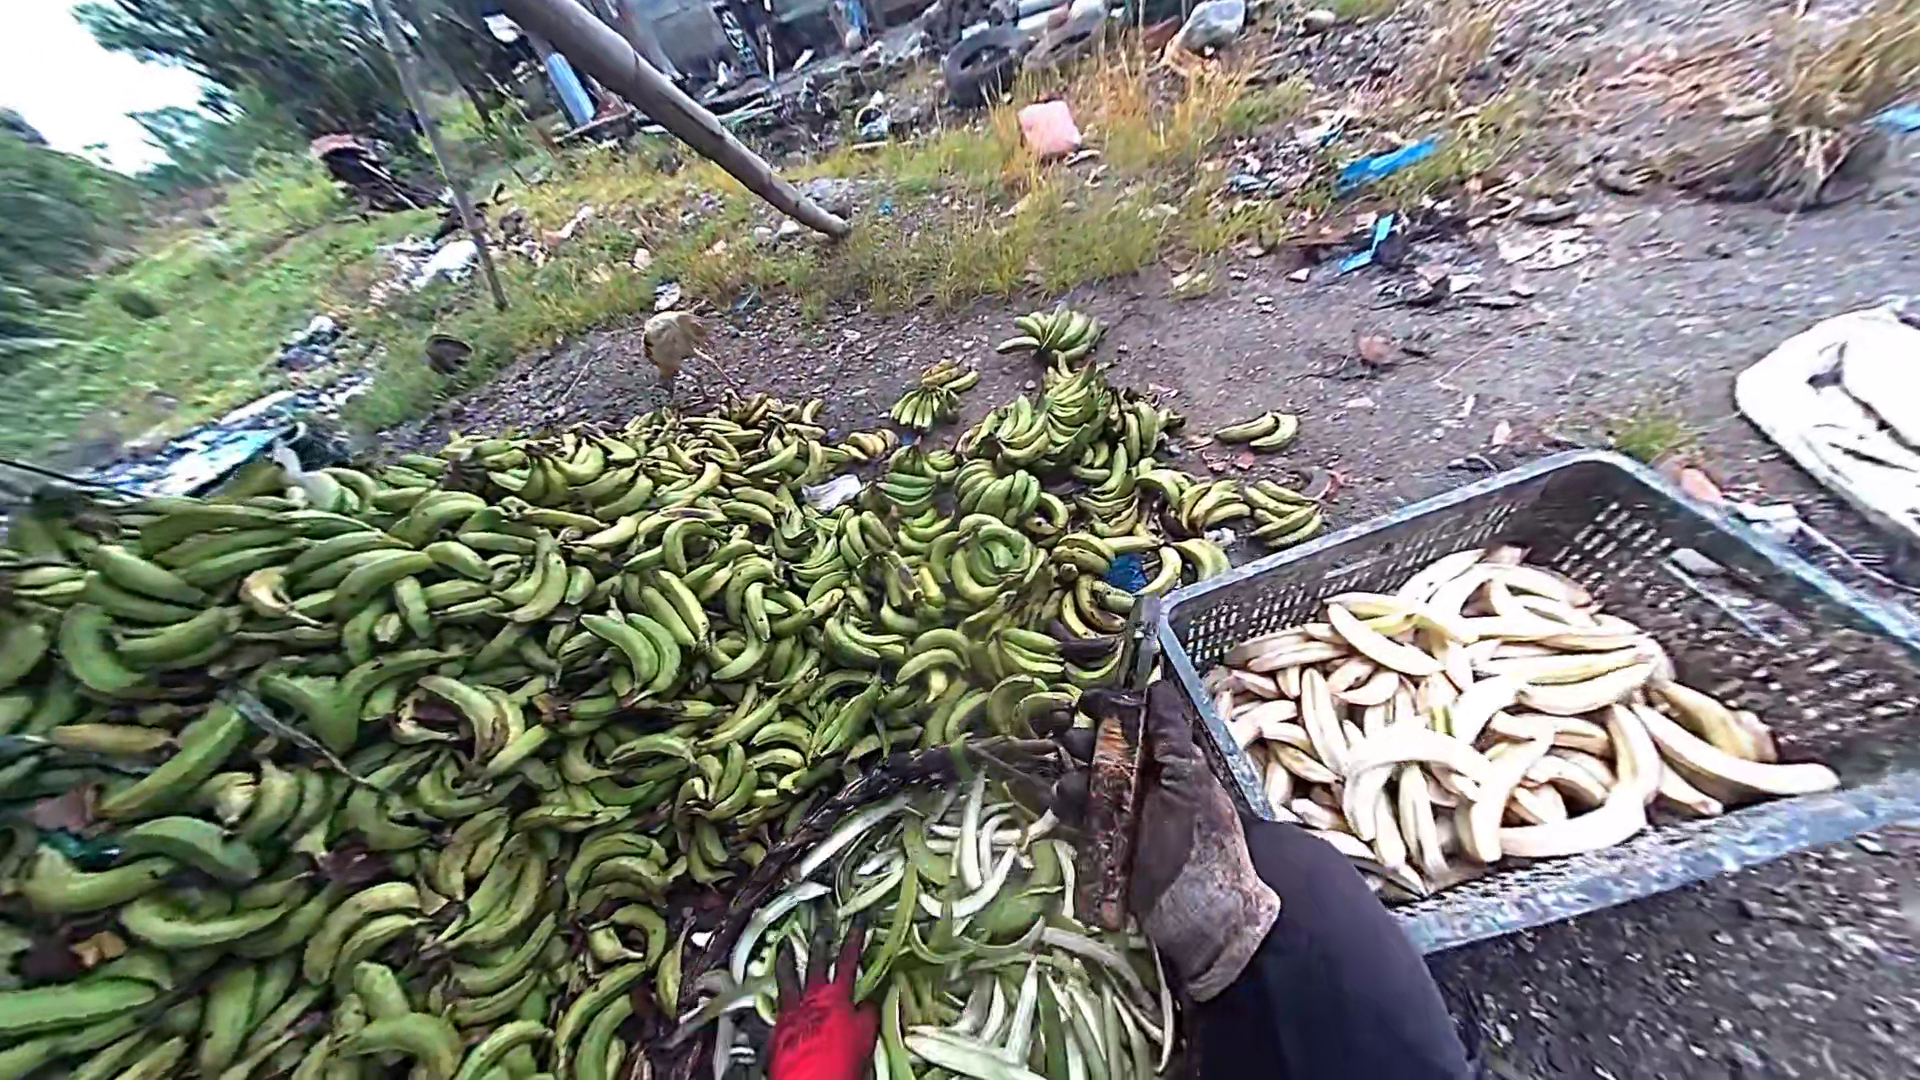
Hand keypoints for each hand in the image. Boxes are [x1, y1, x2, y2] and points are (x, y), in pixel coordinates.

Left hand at [767, 925, 877, 1079]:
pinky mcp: (776, 1030)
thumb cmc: (840, 1067)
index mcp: (837, 997)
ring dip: (787, 959)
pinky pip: (771, 1006)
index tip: (859, 920)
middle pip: (816, 961)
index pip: (848, 957)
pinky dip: (771, 997)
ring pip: (788, 977)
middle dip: (820, 940)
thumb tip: (871, 1002)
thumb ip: (867, 1014)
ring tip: (786, 946)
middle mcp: (812, 998)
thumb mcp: (865, 1037)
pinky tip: (768, 993)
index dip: (855, 936)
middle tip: (822, 926)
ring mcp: (792, 1012)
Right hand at [1048, 681, 1279, 1000]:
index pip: (1133, 722)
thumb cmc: (1203, 842)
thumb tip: (1158, 686)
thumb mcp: (1192, 783)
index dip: (1109, 707)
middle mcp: (1140, 778)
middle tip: (1072, 739)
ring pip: (1084, 777)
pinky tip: (1062, 803)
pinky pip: (1076, 811)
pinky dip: (1065, 803)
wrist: (1202, 918)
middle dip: (1083, 739)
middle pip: (1102, 746)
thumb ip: (1172, 737)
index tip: (1088, 702)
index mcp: (1166, 761)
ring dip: (1072, 773)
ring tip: (1070, 784)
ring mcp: (1120, 807)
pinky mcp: (1102, 835)